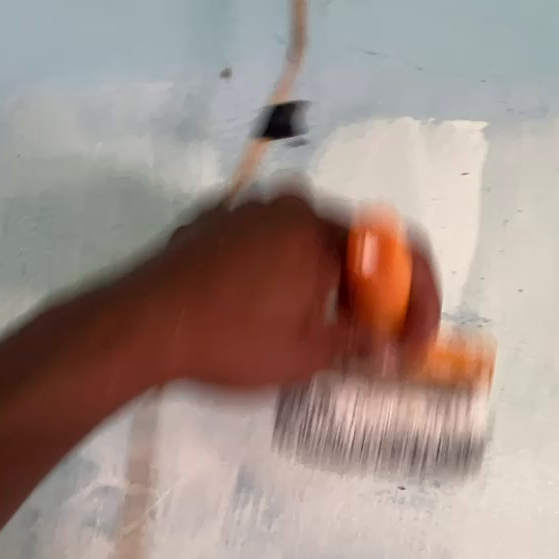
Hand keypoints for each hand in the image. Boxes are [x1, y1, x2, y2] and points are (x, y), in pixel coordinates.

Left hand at [113, 187, 441, 389]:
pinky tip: (261, 310)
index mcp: (321, 229)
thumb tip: (390, 342)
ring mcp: (244, 209)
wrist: (139, 325)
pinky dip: (280, 275)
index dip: (419, 301)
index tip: (411, 345)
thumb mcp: (306, 354)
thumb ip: (361, 342)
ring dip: (321, 286)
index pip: (399, 252)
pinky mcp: (211, 223)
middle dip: (367, 296)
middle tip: (364, 342)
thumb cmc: (230, 341)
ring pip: (304, 245)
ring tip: (308, 330)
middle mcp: (287, 204)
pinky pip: (265, 245)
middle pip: (351, 247)